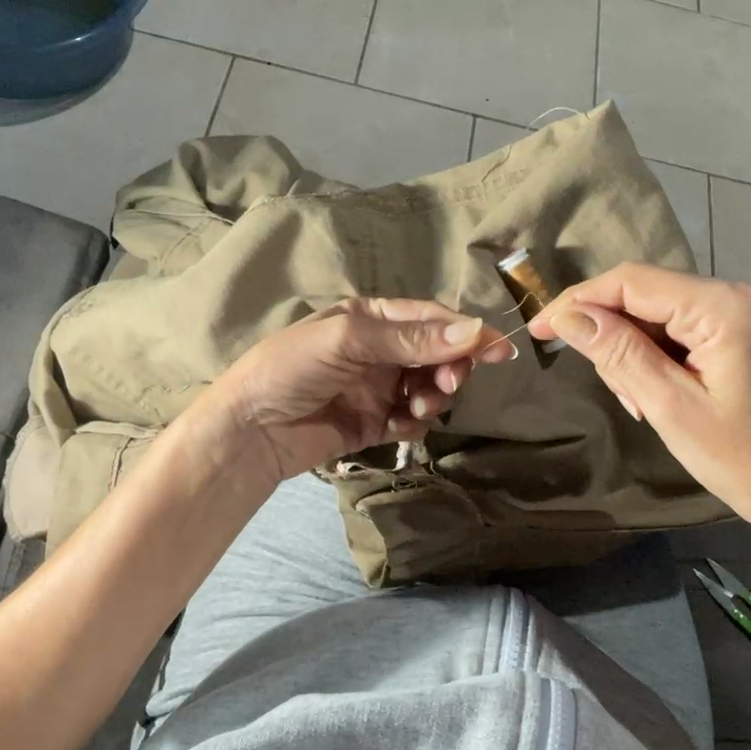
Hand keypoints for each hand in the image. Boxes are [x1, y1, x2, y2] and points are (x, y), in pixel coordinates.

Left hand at [199, 298, 516, 483]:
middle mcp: (378, 351)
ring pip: (428, 389)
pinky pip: (411, 421)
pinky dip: (414, 423)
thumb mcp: (348, 341)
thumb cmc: (289, 369)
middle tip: (448, 384)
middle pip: (436, 355)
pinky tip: (399, 426)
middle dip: (450, 368)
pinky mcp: (373, 424)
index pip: (430, 319)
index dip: (466, 333)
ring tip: (417, 409)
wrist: (250, 430)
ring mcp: (377, 389)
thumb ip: (409, 338)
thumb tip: (473, 331)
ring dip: (433, 398)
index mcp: (370, 319)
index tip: (500, 350)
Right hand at [526, 264, 750, 549]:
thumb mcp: (669, 407)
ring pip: (663, 315)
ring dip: (637, 353)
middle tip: (621, 395)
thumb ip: (618, 353)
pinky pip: (686, 330)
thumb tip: (568, 317)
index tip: (541, 330)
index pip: (634, 283)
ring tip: (644, 404)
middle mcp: (744, 295)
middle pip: (648, 296)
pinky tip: (660, 394)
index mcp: (729, 308)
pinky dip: (661, 358)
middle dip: (615, 338)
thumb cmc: (741, 460)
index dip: (580, 301)